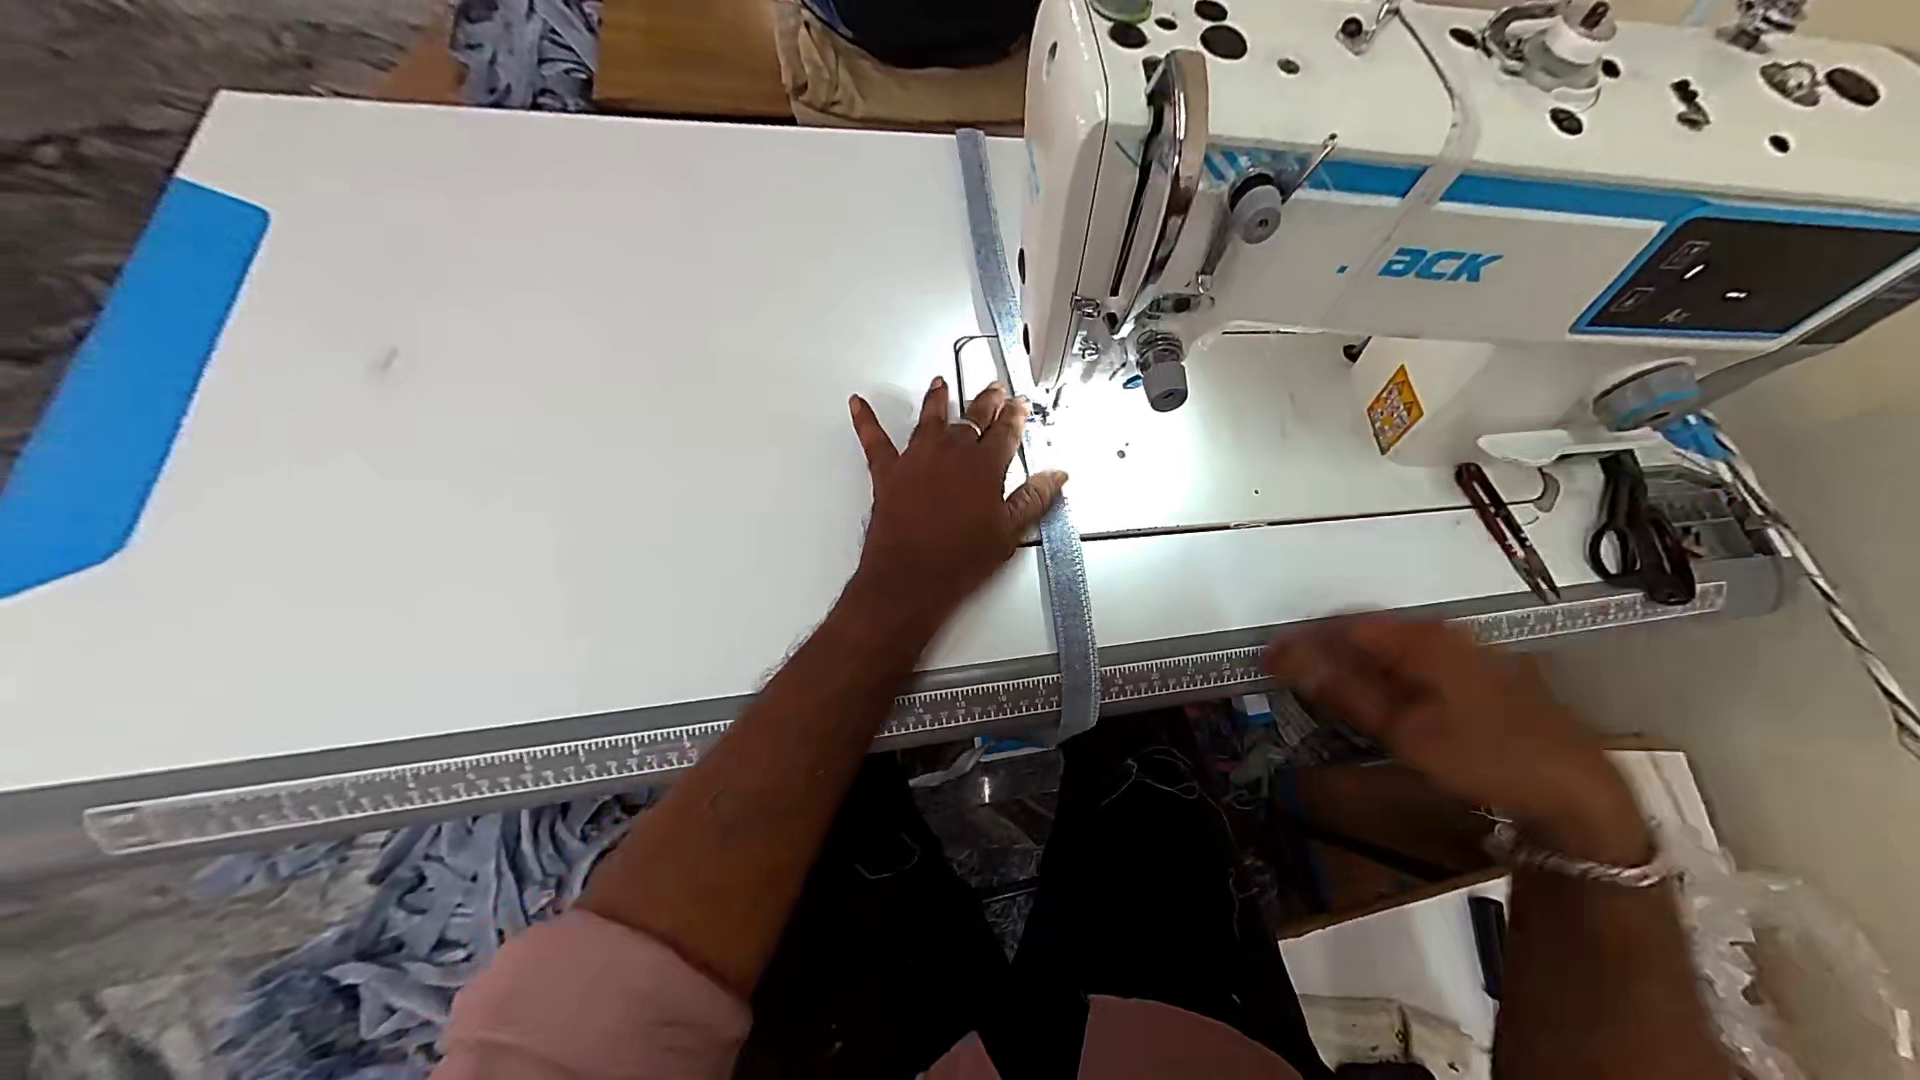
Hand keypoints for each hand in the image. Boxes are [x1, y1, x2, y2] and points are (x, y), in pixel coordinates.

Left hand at [847, 377, 1067, 629]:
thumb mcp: (1009, 532)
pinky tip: (859, 404)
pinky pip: (874, 439)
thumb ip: (1033, 498)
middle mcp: (950, 452)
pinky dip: (865, 420)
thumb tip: (1055, 478)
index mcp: (984, 465)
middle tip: (995, 390)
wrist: (910, 578)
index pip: (1006, 431)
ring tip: (941, 384)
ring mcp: (917, 458)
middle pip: (973, 416)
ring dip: (937, 398)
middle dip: (987, 400)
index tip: (1020, 405)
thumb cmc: (956, 560)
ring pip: (929, 417)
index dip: (1016, 416)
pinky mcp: (888, 472)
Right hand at [1265, 618, 1649, 863]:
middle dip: (1321, 651)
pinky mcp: (1472, 673)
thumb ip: (1342, 689)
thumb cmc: (1489, 757)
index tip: (1267, 659)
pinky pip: (1410, 662)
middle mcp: (1442, 635)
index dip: (1299, 641)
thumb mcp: (1404, 729)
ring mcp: (1461, 652)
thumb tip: (1290, 658)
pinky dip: (1379, 675)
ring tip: (1319, 688)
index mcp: (1423, 638)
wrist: (1577, 794)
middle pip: (1364, 632)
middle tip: (1286, 675)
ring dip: (1349, 664)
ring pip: (1386, 648)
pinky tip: (1369, 698)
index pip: (1342, 625)